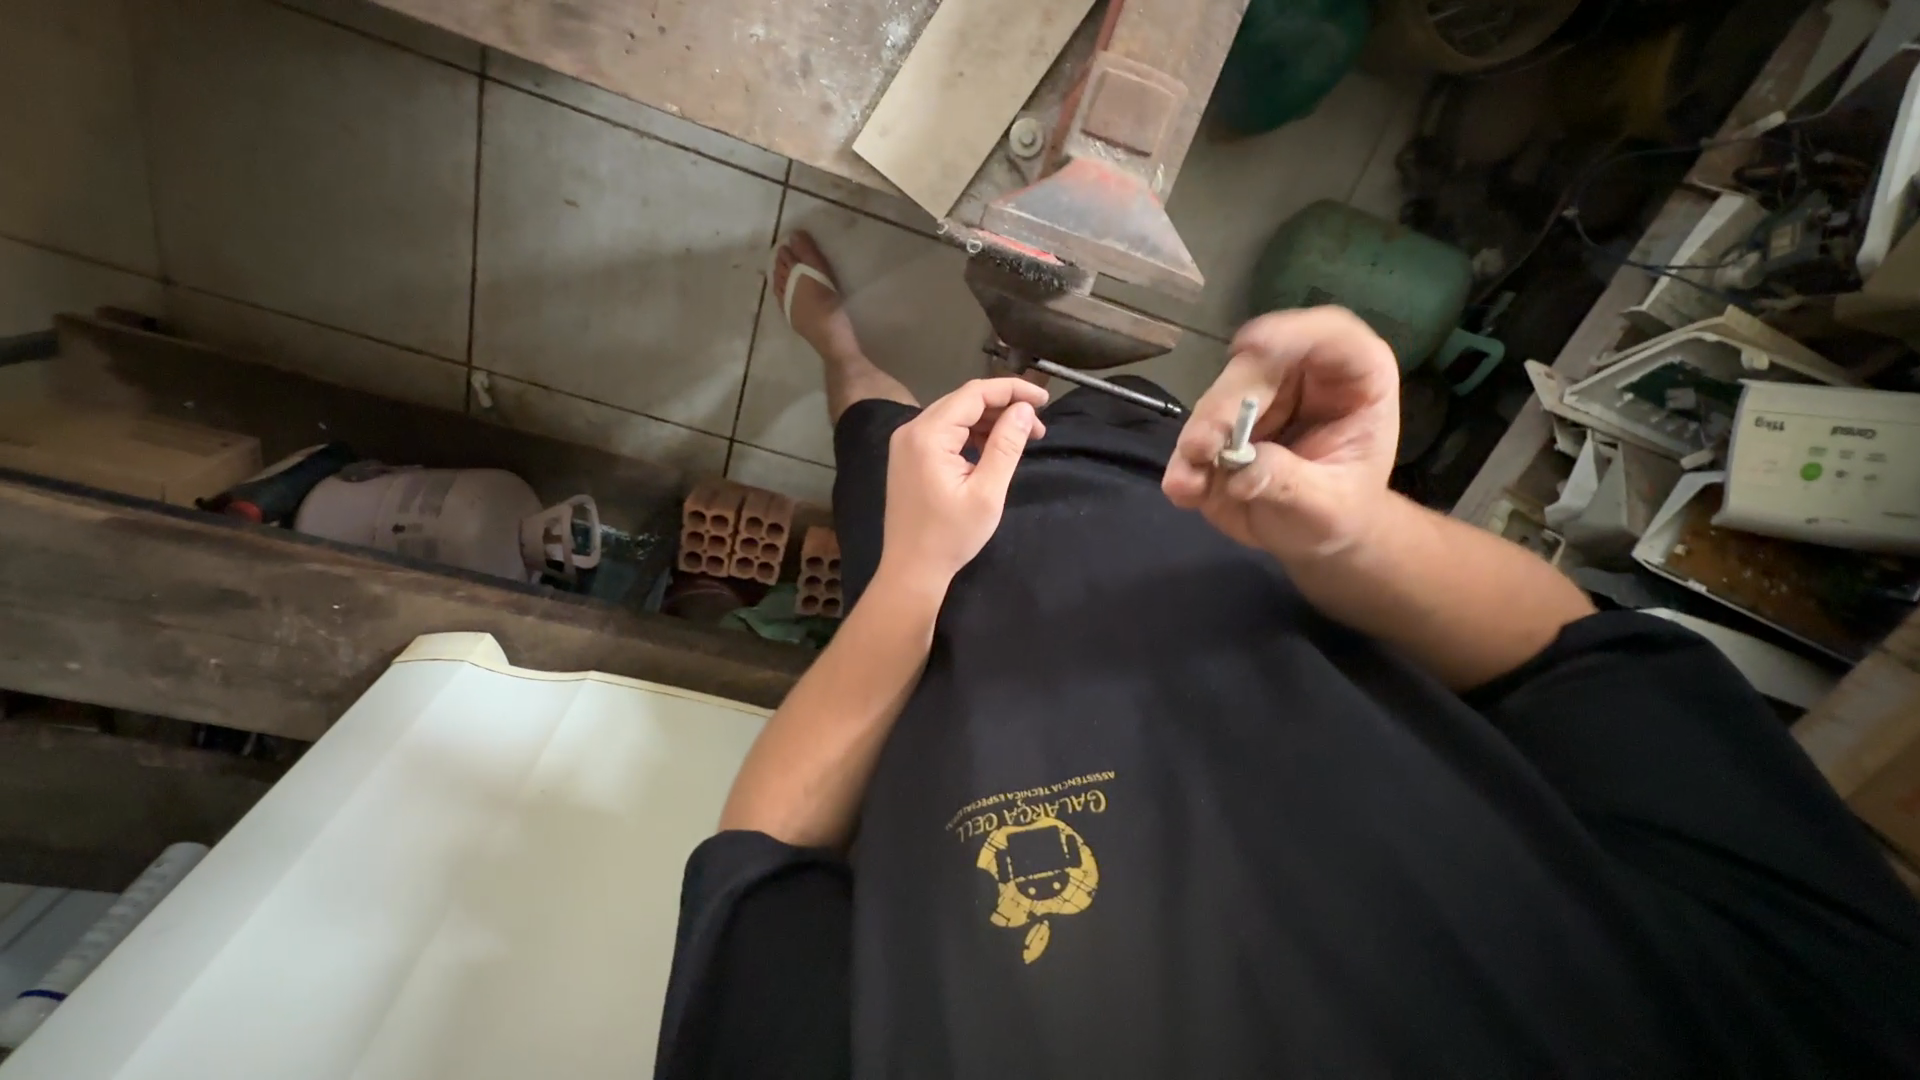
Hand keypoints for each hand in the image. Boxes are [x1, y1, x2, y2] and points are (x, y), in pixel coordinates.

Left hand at [882, 378, 1048, 585]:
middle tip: (1038, 427)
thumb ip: (1007, 446)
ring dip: (989, 422)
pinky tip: (993, 449)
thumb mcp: (987, 493)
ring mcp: (907, 443)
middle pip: (964, 401)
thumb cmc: (950, 536)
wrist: (911, 568)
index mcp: (929, 435)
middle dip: (1003, 407)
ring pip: (955, 416)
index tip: (1044, 399)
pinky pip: (945, 432)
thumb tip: (1025, 410)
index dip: (1012, 390)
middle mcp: (912, 430)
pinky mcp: (909, 456)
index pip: (975, 394)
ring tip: (1022, 439)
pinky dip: (971, 435)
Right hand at [1162, 307, 1399, 564]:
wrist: (1317, 536)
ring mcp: (1255, 398)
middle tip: (1199, 449)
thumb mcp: (1326, 508)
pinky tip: (1184, 491)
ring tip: (1187, 484)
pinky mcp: (1221, 426)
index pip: (1329, 336)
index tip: (1251, 348)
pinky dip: (1184, 463)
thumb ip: (1288, 484)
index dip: (1291, 335)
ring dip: (1196, 439)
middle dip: (1222, 407)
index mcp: (1352, 378)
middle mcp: (1300, 376)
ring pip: (1216, 399)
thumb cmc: (1340, 514)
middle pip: (1255, 368)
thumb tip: (1241, 471)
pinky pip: (1195, 434)